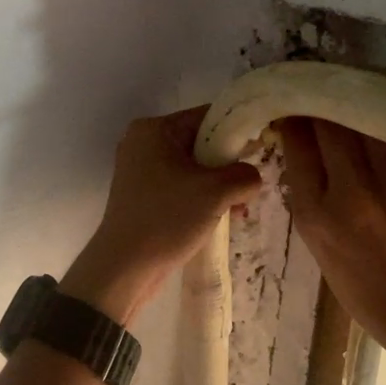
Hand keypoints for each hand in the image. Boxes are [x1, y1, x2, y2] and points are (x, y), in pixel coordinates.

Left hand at [62, 106, 262, 324]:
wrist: (125, 268)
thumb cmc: (168, 219)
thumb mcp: (216, 192)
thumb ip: (245, 175)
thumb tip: (252, 176)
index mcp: (154, 129)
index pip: (207, 117)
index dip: (237, 131)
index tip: (260, 151)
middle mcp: (143, 142)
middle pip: (200, 143)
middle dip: (228, 167)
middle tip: (248, 189)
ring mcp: (139, 170)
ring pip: (192, 168)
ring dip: (218, 187)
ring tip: (238, 210)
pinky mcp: (141, 195)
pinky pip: (180, 186)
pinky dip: (200, 198)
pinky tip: (220, 218)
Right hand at [277, 117, 385, 356]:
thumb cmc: (370, 291)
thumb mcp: (320, 246)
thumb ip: (311, 197)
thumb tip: (302, 144)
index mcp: (316, 216)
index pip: (298, 145)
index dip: (296, 116)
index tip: (299, 102)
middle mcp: (352, 198)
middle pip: (332, 126)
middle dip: (328, 102)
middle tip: (330, 90)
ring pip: (373, 123)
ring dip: (364, 106)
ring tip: (363, 95)